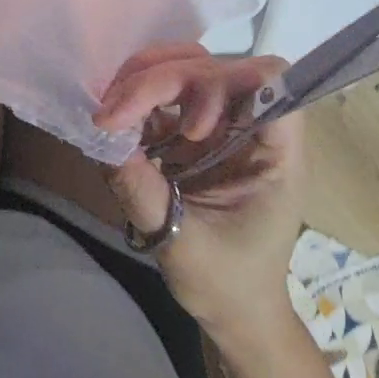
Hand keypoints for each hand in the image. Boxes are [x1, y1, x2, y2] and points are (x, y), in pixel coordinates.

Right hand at [94, 44, 304, 336]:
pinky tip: (113, 114)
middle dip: (162, 79)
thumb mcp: (180, 243)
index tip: (188, 129)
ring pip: (189, 68)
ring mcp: (221, 124)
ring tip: (111, 108)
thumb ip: (143, 191)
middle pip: (215, 67)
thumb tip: (104, 140)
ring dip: (145, 77)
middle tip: (115, 114)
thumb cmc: (225, 283)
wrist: (232, 309)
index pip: (270, 80)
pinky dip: (136, 95)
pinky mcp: (192, 131)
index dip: (224, 85)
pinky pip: (166, 94)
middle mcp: (251, 127)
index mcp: (274, 153)